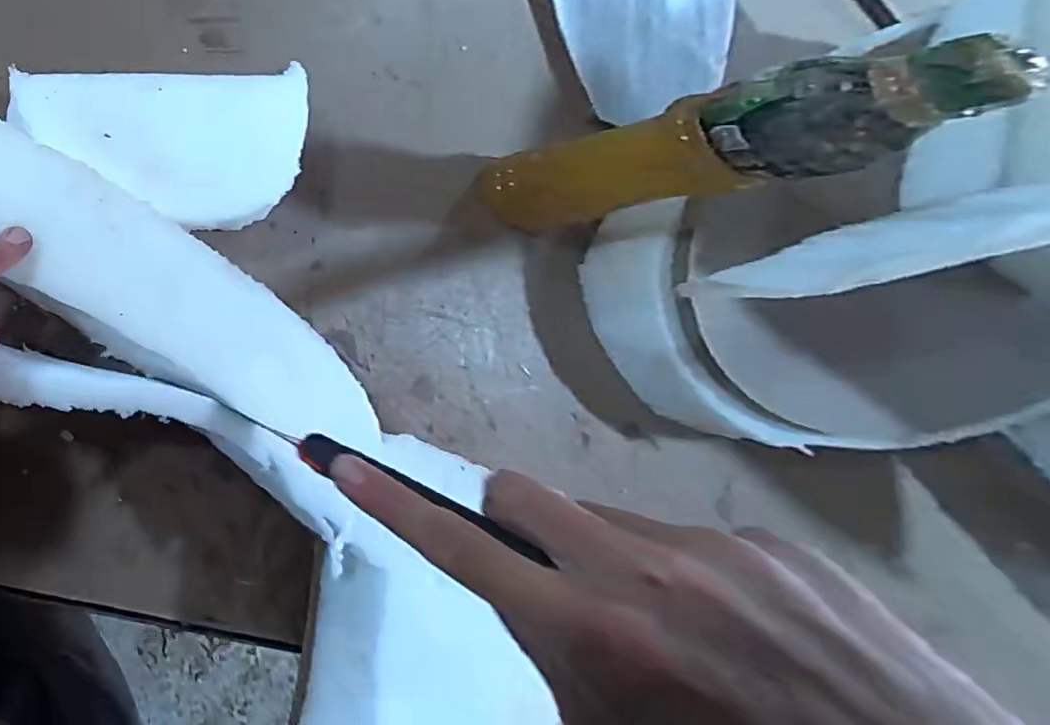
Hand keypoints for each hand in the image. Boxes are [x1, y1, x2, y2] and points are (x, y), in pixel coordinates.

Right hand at [333, 461, 1019, 724]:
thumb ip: (552, 658)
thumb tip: (524, 603)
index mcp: (593, 632)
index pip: (457, 544)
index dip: (390, 501)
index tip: (341, 460)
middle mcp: (641, 571)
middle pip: (515, 492)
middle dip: (510, 525)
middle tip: (549, 581)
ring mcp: (713, 548)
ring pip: (602, 518)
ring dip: (606, 559)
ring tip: (677, 633)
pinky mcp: (775, 546)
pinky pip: (685, 536)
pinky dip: (683, 572)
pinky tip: (745, 636)